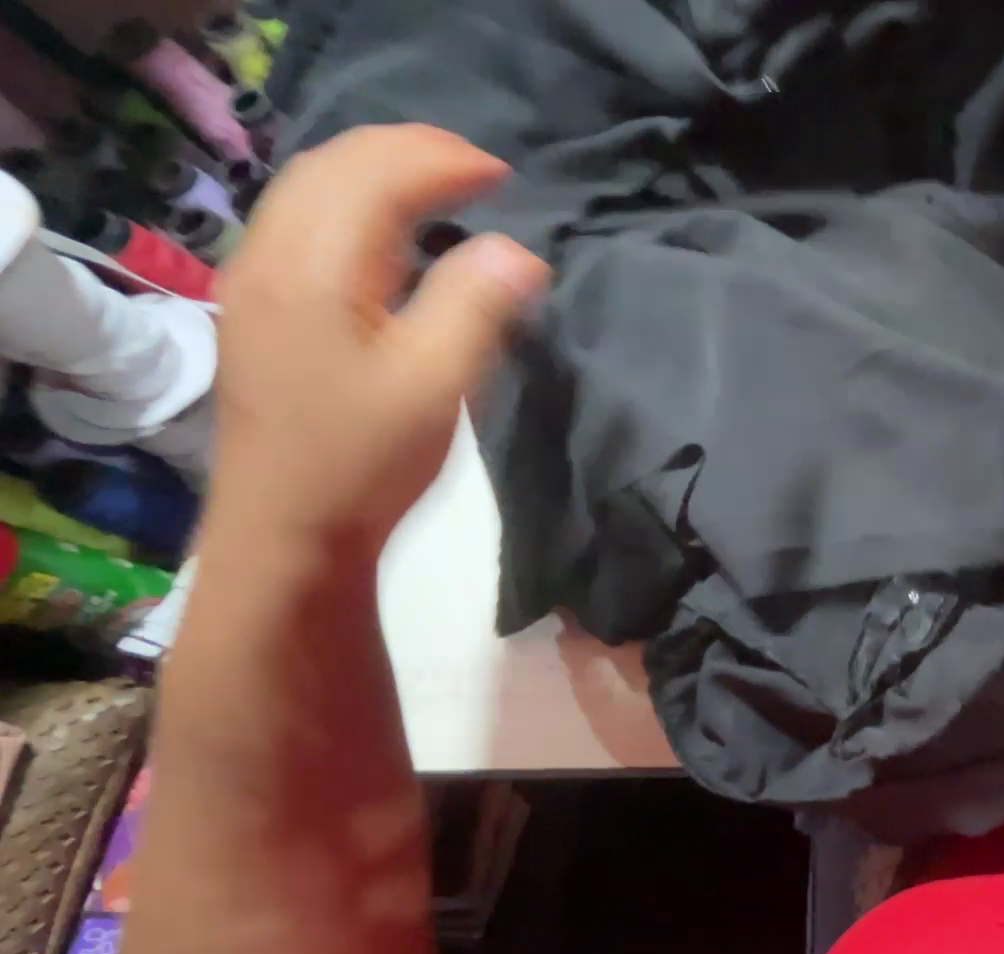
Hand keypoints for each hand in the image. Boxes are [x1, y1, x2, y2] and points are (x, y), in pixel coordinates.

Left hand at [209, 124, 549, 556]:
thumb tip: (520, 252)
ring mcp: (257, 281)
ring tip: (447, 189)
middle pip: (333, 165)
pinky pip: (308, 222)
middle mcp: (271, 257)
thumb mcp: (438, 384)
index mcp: (314, 268)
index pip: (374, 176)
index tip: (507, 178)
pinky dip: (360, 204)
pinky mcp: (265, 308)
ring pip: (314, 189)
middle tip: (483, 173)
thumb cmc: (368, 459)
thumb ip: (477, 306)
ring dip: (382, 172)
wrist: (290, 527)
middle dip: (411, 152)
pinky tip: (398, 235)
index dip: (443, 162)